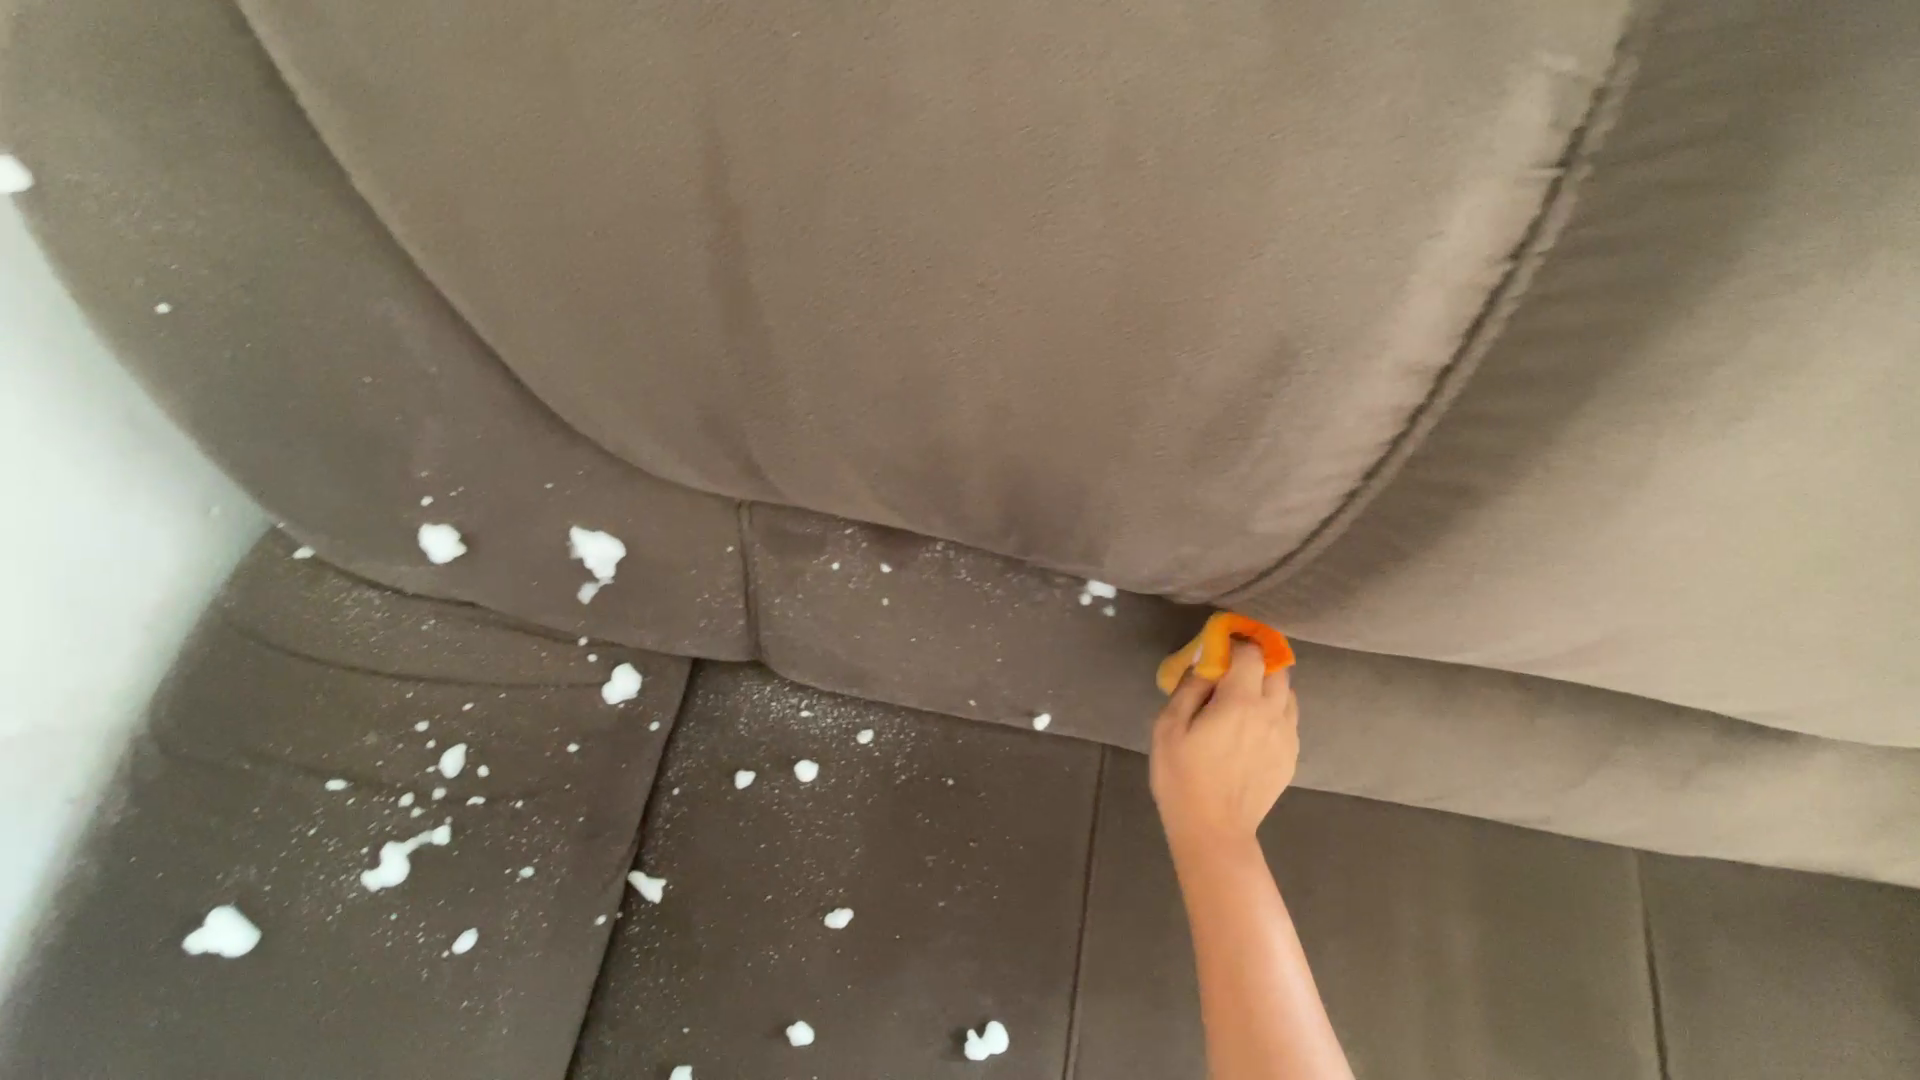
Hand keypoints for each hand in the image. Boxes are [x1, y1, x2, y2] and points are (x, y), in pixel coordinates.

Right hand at [1150, 640, 1298, 852]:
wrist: (1214, 830)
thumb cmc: (1183, 777)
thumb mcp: (1168, 728)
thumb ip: (1189, 689)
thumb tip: (1205, 666)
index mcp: (1240, 701)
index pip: (1251, 654)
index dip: (1237, 644)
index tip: (1220, 647)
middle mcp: (1271, 712)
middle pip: (1278, 670)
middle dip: (1258, 662)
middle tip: (1232, 671)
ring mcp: (1287, 737)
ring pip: (1288, 695)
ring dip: (1269, 687)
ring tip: (1245, 699)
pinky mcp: (1291, 757)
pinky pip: (1289, 720)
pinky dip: (1275, 712)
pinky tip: (1253, 727)